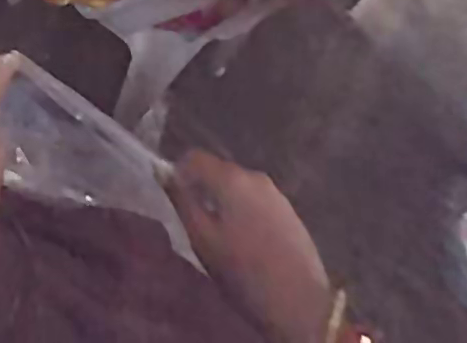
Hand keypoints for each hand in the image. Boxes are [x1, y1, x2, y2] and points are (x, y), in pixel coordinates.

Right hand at [167, 150, 332, 342]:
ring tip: (221, 232)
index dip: (179, 172)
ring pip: (238, 185)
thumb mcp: (202, 239)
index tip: (175, 197)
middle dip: (202, 187)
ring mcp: (276, 194)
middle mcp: (254, 176)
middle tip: (196, 218)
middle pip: (217, 169)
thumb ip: (181, 200)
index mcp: (230, 178)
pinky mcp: (290, 213)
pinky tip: (246, 239)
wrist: (306, 310)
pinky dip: (244, 209)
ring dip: (224, 199)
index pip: (194, 157)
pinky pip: (256, 200)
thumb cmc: (245, 274)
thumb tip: (161, 170)